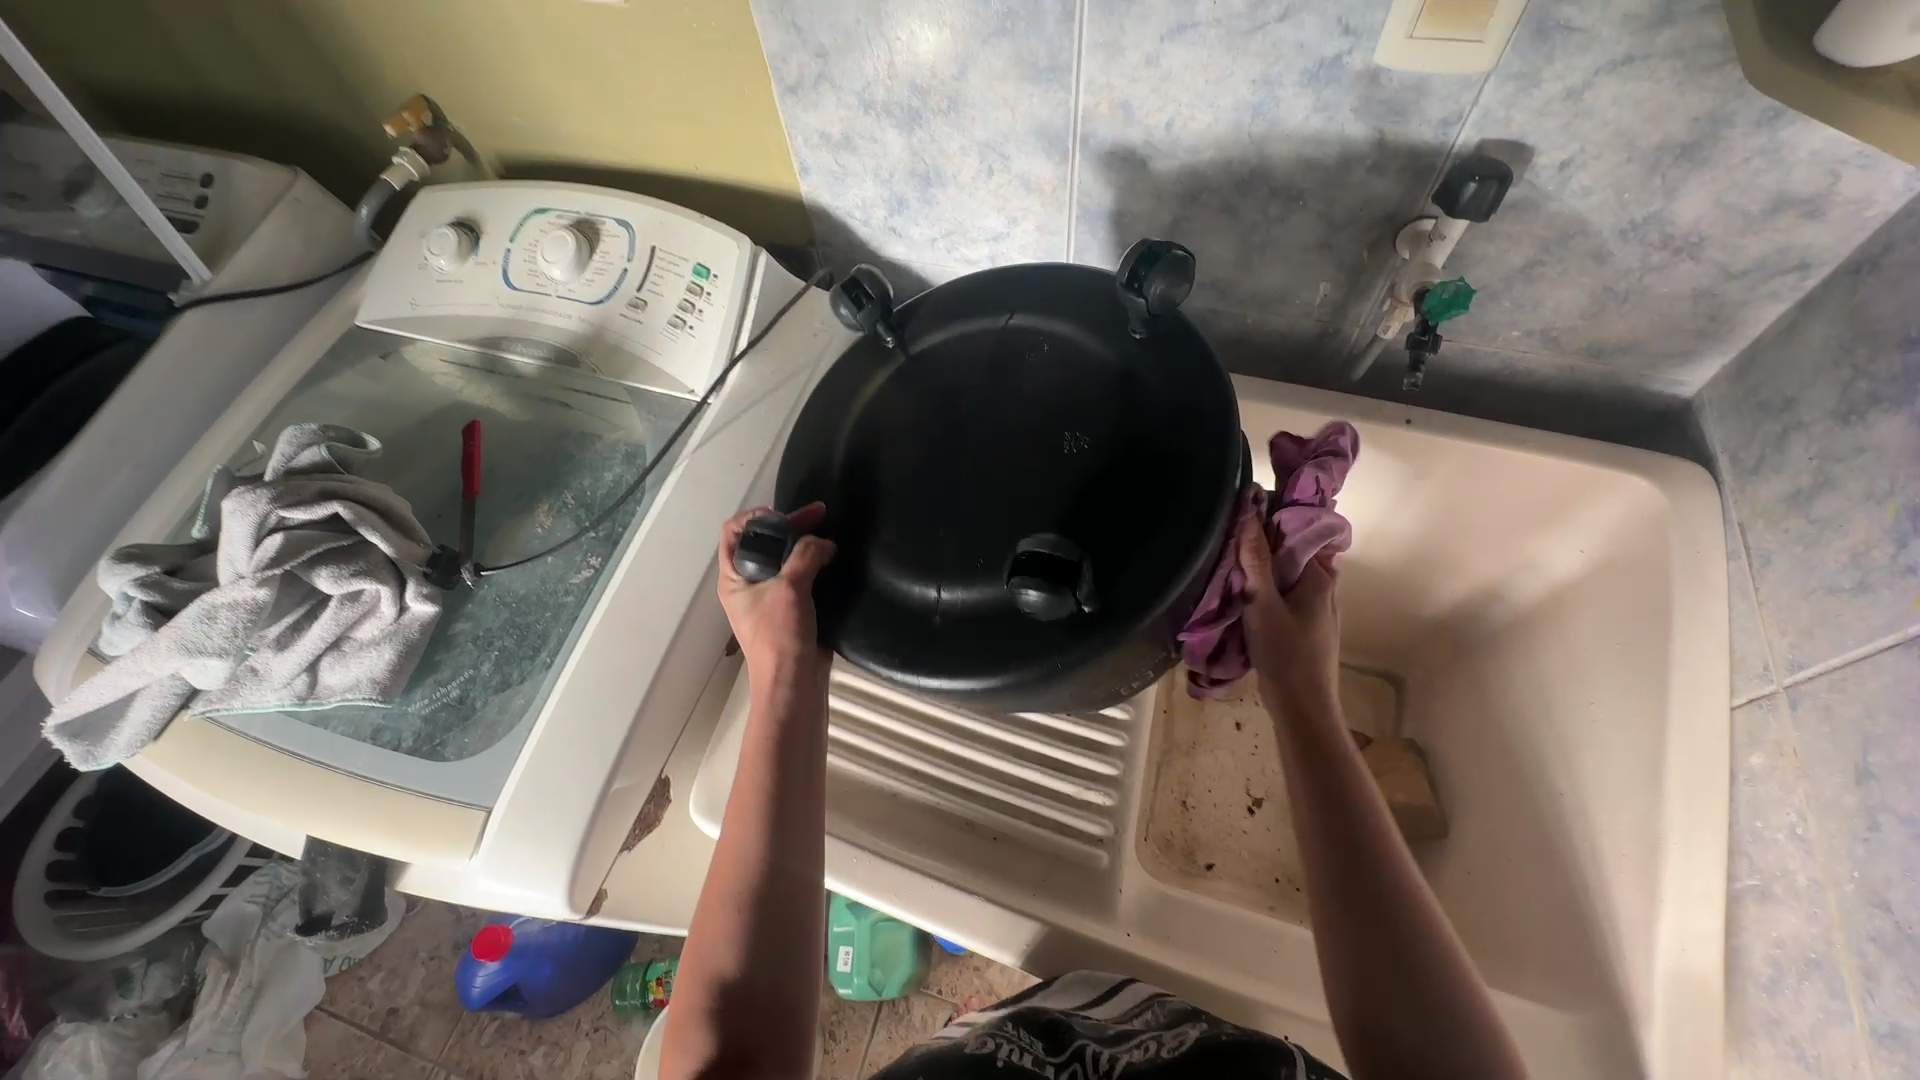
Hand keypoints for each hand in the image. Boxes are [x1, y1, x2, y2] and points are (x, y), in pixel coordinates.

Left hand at [718, 502, 836, 688]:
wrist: (793, 684)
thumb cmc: (780, 636)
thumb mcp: (790, 588)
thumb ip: (806, 556)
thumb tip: (824, 543)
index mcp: (734, 578)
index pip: (734, 532)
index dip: (757, 518)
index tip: (785, 518)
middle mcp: (748, 583)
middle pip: (764, 542)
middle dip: (790, 525)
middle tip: (820, 513)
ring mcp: (770, 596)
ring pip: (785, 558)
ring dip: (805, 543)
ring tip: (830, 533)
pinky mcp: (792, 608)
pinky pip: (801, 576)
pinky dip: (815, 563)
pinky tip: (833, 558)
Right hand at [1236, 510, 1341, 711]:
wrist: (1303, 707)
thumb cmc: (1285, 653)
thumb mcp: (1262, 604)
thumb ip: (1255, 561)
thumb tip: (1248, 514)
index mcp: (1320, 577)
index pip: (1296, 535)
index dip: (1268, 526)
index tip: (1240, 525)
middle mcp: (1326, 589)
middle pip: (1292, 557)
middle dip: (1264, 551)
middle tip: (1229, 550)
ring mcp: (1320, 611)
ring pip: (1289, 580)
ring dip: (1264, 575)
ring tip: (1232, 574)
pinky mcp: (1309, 630)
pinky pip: (1288, 599)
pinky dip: (1269, 596)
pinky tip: (1247, 604)